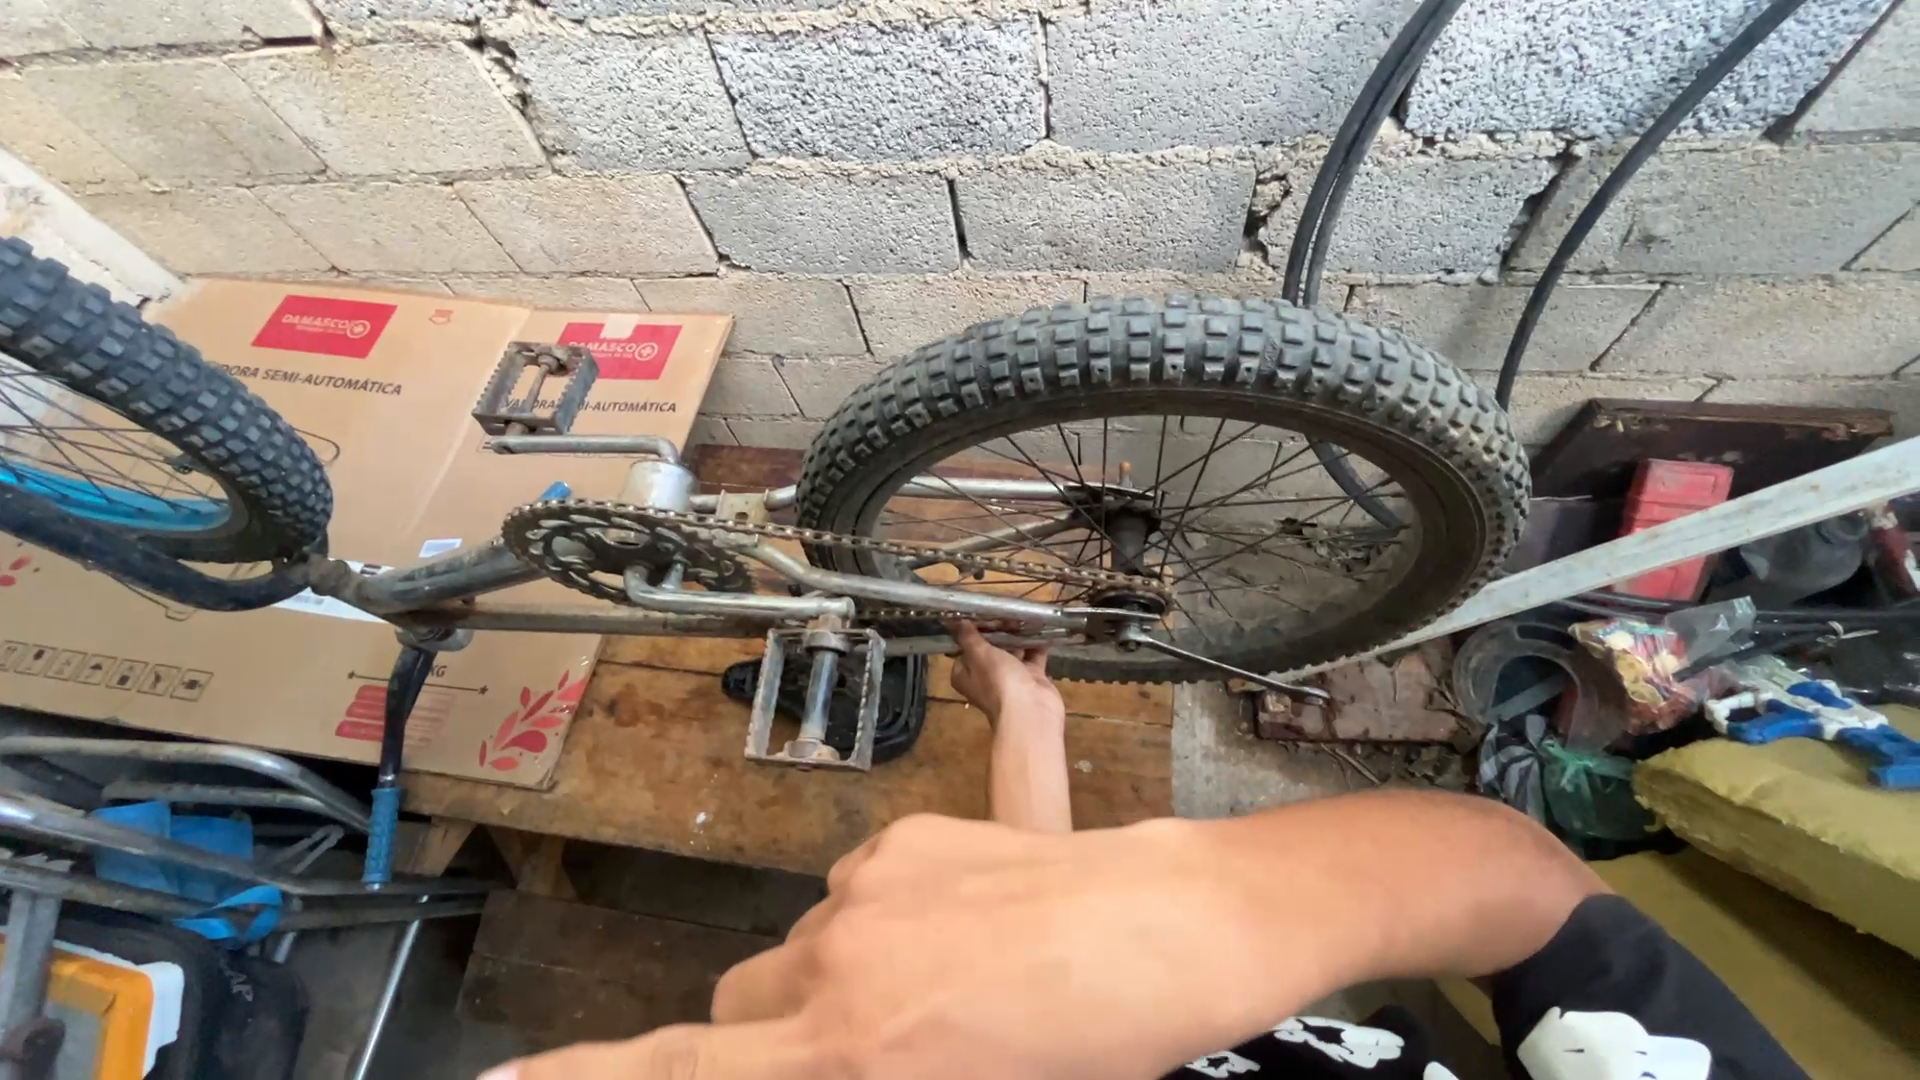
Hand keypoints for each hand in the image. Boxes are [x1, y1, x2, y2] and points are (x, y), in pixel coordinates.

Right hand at [483, 814, 1323, 1079]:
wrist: (1158, 933)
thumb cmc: (1081, 1048)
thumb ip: (859, 1057)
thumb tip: (801, 1036)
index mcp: (853, 1049)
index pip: (685, 1069)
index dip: (583, 1079)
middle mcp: (838, 958)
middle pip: (735, 1006)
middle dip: (763, 1034)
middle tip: (857, 1046)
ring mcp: (867, 883)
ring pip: (800, 945)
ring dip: (831, 973)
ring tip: (932, 984)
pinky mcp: (901, 834)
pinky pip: (854, 887)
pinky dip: (876, 917)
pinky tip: (955, 926)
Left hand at [948, 621, 1064, 729]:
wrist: (1030, 710)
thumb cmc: (997, 680)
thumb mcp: (979, 654)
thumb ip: (969, 637)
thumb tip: (957, 623)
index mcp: (966, 674)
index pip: (964, 649)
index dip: (970, 632)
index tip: (979, 613)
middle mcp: (986, 677)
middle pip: (989, 649)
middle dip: (997, 631)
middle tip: (1004, 608)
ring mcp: (1010, 678)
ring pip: (1013, 652)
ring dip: (1018, 635)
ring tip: (1022, 612)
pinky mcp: (1032, 678)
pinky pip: (1034, 656)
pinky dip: (1037, 643)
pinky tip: (1041, 624)